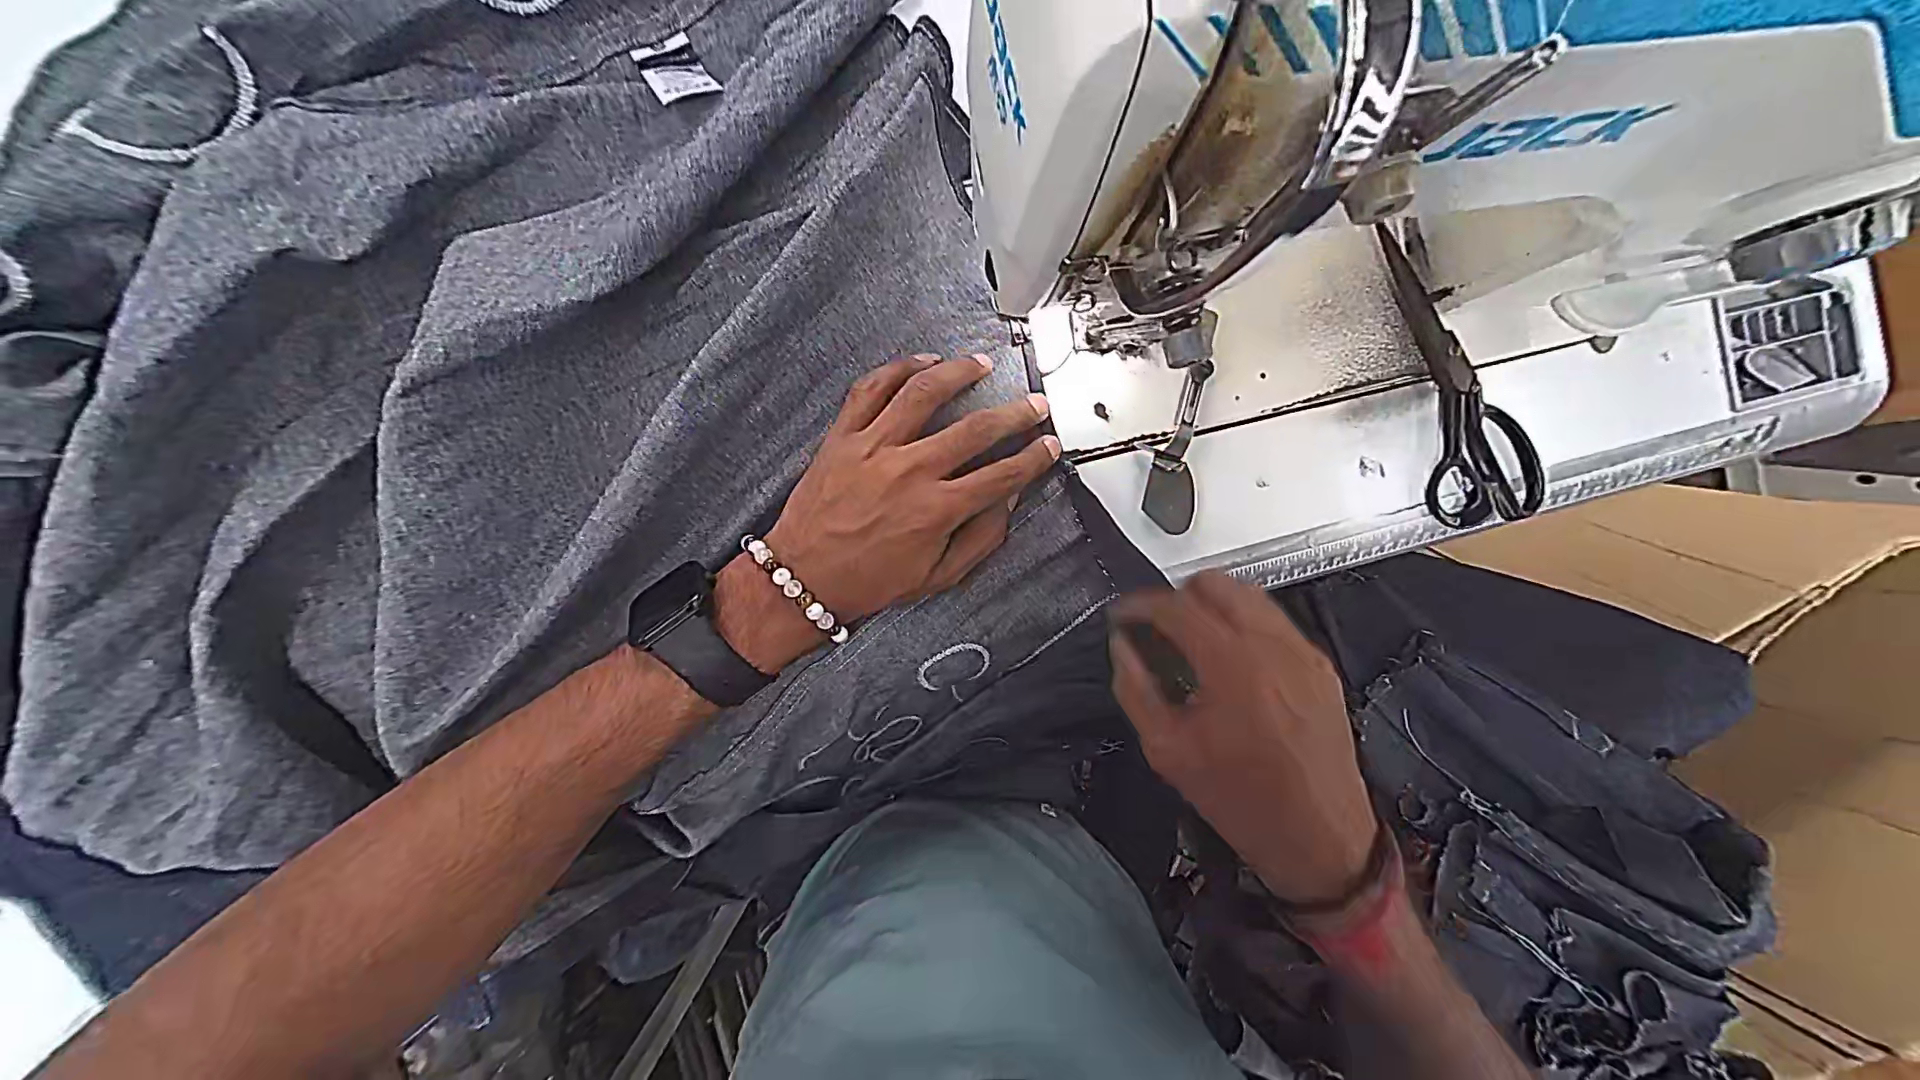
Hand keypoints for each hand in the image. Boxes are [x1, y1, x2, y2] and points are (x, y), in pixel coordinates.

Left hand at [715, 354, 1059, 671]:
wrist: (806, 578)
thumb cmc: (867, 580)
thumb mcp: (936, 576)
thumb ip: (979, 538)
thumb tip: (1007, 503)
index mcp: (935, 510)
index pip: (1001, 474)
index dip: (1033, 458)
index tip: (1046, 446)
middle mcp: (908, 472)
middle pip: (976, 429)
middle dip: (1015, 413)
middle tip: (1031, 404)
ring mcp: (873, 449)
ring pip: (923, 393)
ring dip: (959, 373)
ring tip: (979, 365)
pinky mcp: (843, 437)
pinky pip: (870, 390)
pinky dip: (898, 369)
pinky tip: (920, 362)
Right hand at [1109, 572, 1377, 905]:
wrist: (1319, 835)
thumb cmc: (1245, 801)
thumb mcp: (1167, 750)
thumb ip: (1135, 689)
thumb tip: (1122, 650)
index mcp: (1232, 665)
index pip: (1176, 606)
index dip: (1140, 604)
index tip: (1125, 614)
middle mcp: (1273, 648)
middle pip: (1215, 584)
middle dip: (1176, 596)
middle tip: (1156, 622)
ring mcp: (1302, 653)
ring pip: (1248, 594)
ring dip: (1210, 604)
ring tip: (1189, 634)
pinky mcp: (1319, 666)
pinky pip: (1273, 621)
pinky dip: (1242, 622)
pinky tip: (1227, 654)